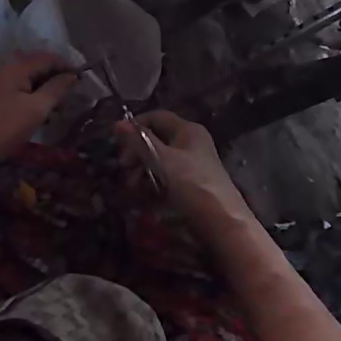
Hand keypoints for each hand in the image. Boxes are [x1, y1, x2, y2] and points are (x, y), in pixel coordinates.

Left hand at [0, 52, 77, 163]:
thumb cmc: (5, 127)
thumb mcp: (37, 108)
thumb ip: (56, 89)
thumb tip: (71, 75)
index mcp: (16, 67)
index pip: (46, 57)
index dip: (66, 64)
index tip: (82, 77)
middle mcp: (3, 68)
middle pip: (34, 64)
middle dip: (54, 75)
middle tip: (70, 92)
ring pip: (24, 77)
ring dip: (42, 86)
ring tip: (56, 105)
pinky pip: (15, 87)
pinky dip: (30, 94)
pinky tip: (37, 110)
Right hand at [115, 111, 254, 228]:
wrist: (223, 223)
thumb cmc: (192, 185)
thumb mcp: (162, 160)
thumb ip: (139, 141)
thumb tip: (117, 122)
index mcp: (188, 130)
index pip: (156, 116)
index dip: (135, 125)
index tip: (118, 142)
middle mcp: (191, 142)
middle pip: (156, 137)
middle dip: (137, 150)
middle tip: (123, 166)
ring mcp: (192, 162)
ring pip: (160, 157)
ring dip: (142, 167)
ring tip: (131, 185)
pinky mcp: (191, 182)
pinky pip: (166, 173)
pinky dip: (153, 179)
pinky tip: (143, 192)